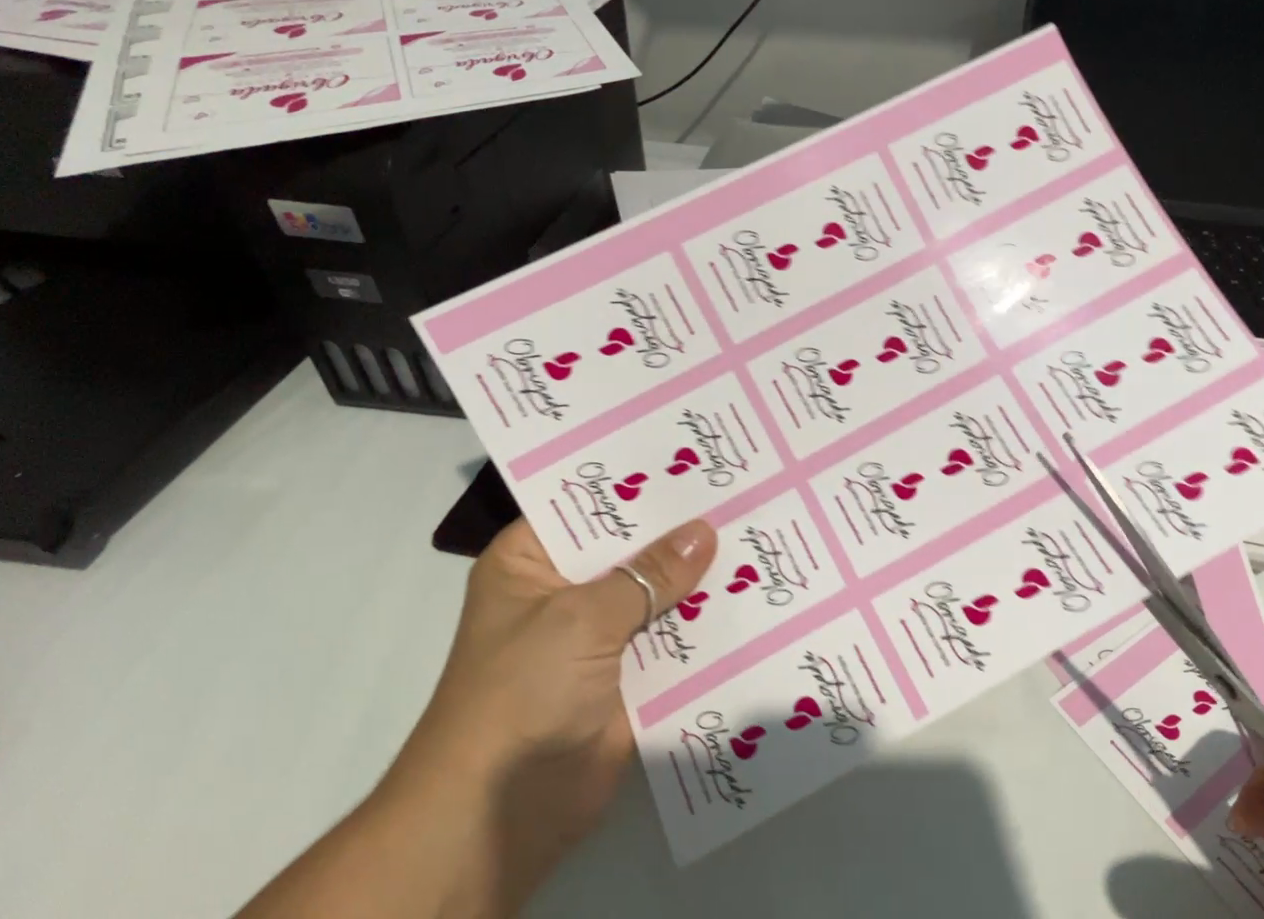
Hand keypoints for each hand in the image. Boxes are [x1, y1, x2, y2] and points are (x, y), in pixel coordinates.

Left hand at [238, 519, 716, 918]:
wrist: (502, 808)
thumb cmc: (521, 691)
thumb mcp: (581, 618)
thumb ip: (647, 575)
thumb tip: (705, 533)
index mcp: (531, 562)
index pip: (588, 506)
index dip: (636, 482)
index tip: (692, 456)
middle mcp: (564, 592)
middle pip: (630, 549)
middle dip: (680, 530)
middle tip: (743, 488)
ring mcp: (599, 638)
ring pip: (658, 595)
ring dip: (701, 578)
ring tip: (762, 533)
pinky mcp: (630, 679)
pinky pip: (674, 641)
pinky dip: (708, 627)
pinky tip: (757, 597)